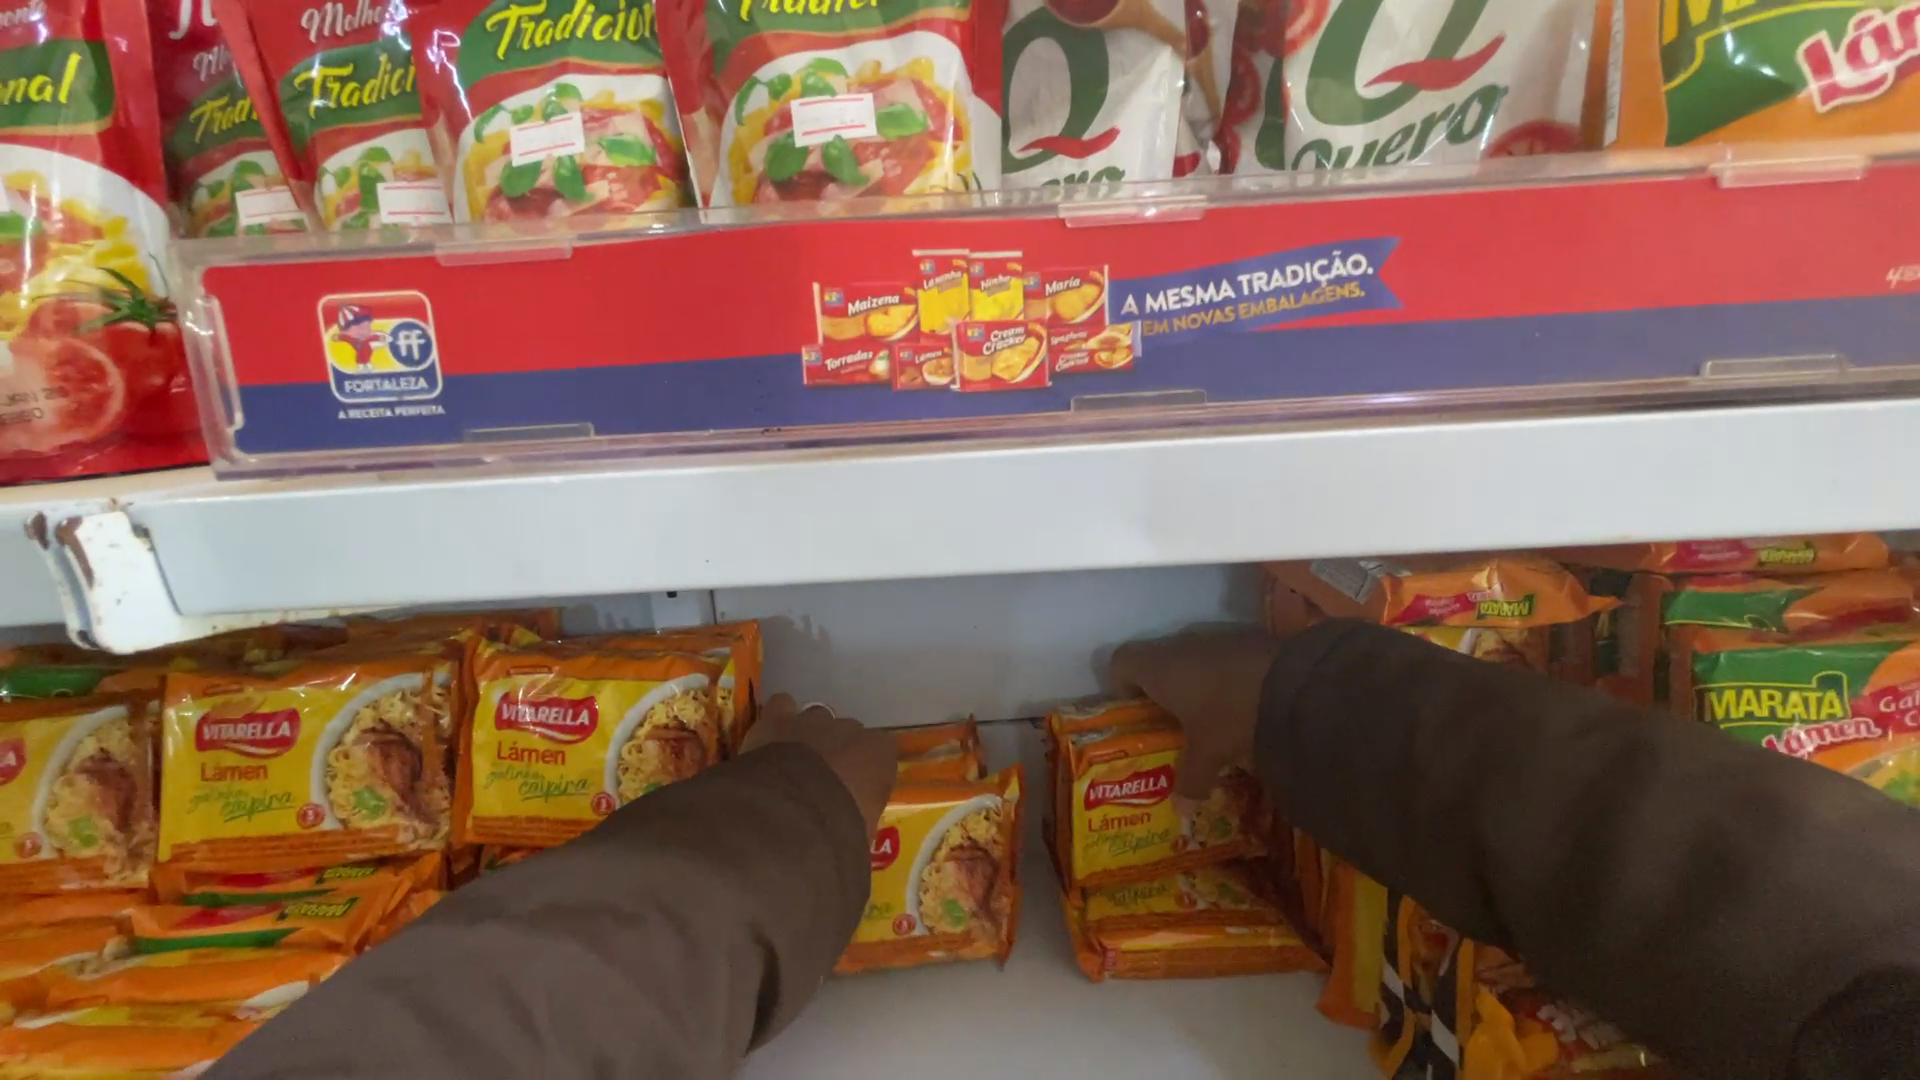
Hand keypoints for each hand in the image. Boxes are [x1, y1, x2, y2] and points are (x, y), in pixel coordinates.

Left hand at [744, 695, 896, 835]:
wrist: (790, 819)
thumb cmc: (837, 833)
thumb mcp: (861, 837)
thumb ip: (861, 825)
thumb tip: (852, 843)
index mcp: (879, 756)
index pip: (881, 753)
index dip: (867, 770)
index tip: (856, 793)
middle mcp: (850, 730)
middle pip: (847, 734)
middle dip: (836, 752)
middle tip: (820, 785)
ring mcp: (814, 720)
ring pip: (816, 717)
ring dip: (808, 735)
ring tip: (792, 763)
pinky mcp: (779, 718)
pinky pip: (781, 706)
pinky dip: (777, 718)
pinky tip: (771, 738)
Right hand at [1111, 628, 1282, 799]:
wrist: (1295, 682)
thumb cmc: (1232, 714)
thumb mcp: (1209, 753)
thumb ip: (1190, 780)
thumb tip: (1180, 812)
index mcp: (1159, 667)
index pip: (1120, 663)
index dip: (1122, 686)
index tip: (1138, 712)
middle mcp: (1180, 645)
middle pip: (1156, 661)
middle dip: (1161, 690)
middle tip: (1175, 723)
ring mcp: (1215, 637)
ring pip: (1191, 658)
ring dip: (1194, 682)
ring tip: (1213, 716)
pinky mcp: (1246, 638)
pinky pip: (1222, 657)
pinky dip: (1225, 676)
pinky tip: (1244, 702)